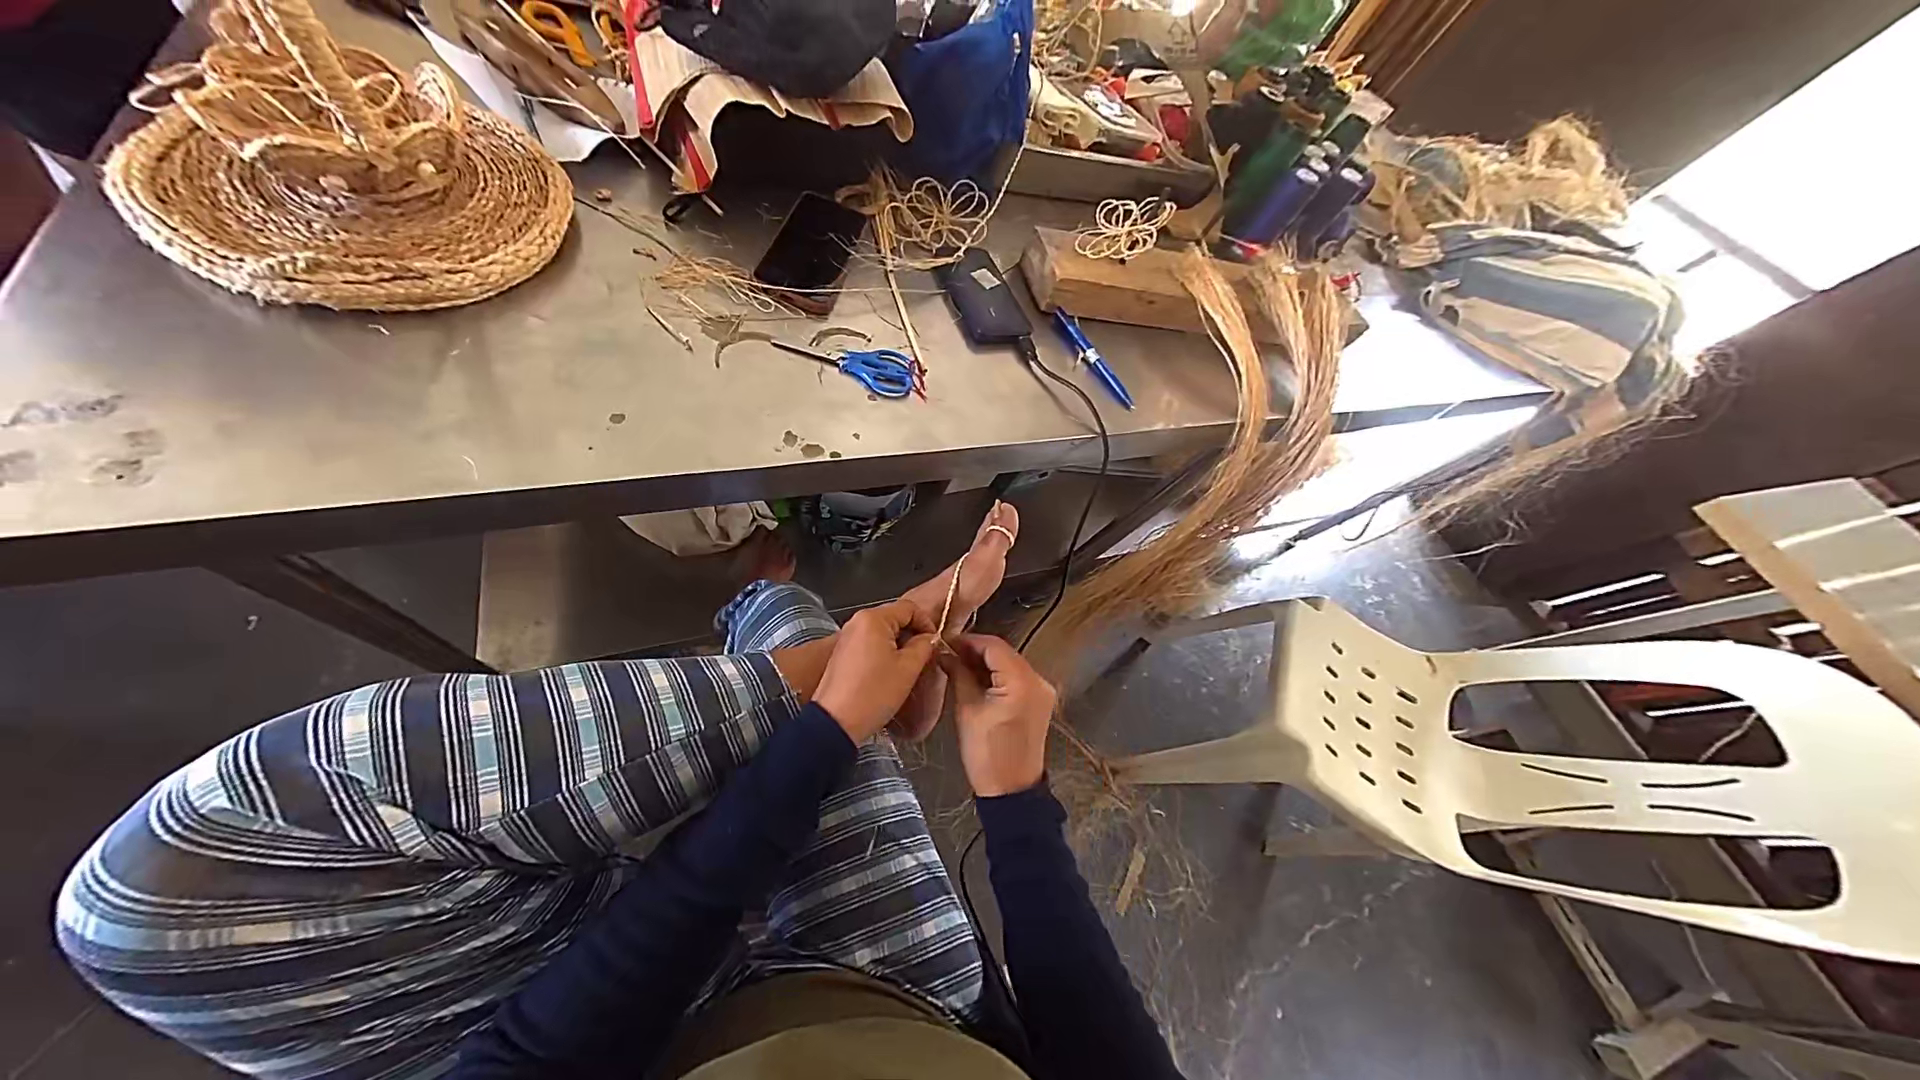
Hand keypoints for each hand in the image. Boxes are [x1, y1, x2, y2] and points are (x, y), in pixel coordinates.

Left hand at [813, 599, 939, 742]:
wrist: (836, 722)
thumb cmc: (873, 693)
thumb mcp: (908, 668)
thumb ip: (924, 646)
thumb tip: (930, 638)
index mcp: (873, 619)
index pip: (909, 608)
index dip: (926, 623)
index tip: (934, 643)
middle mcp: (857, 622)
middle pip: (895, 619)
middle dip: (913, 636)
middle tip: (924, 658)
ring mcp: (847, 638)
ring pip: (883, 634)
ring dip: (899, 648)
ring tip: (909, 670)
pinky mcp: (842, 655)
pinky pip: (870, 646)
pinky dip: (884, 655)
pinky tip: (890, 676)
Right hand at [938, 633, 1056, 796]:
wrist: (1012, 791)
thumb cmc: (987, 754)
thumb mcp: (967, 710)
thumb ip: (959, 674)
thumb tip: (946, 654)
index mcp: (1021, 682)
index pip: (994, 646)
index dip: (969, 641)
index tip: (947, 642)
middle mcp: (1038, 681)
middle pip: (1004, 653)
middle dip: (976, 651)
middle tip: (949, 654)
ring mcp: (1042, 691)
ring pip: (1010, 663)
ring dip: (986, 663)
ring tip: (958, 665)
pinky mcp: (1040, 701)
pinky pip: (1017, 678)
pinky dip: (998, 675)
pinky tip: (977, 679)